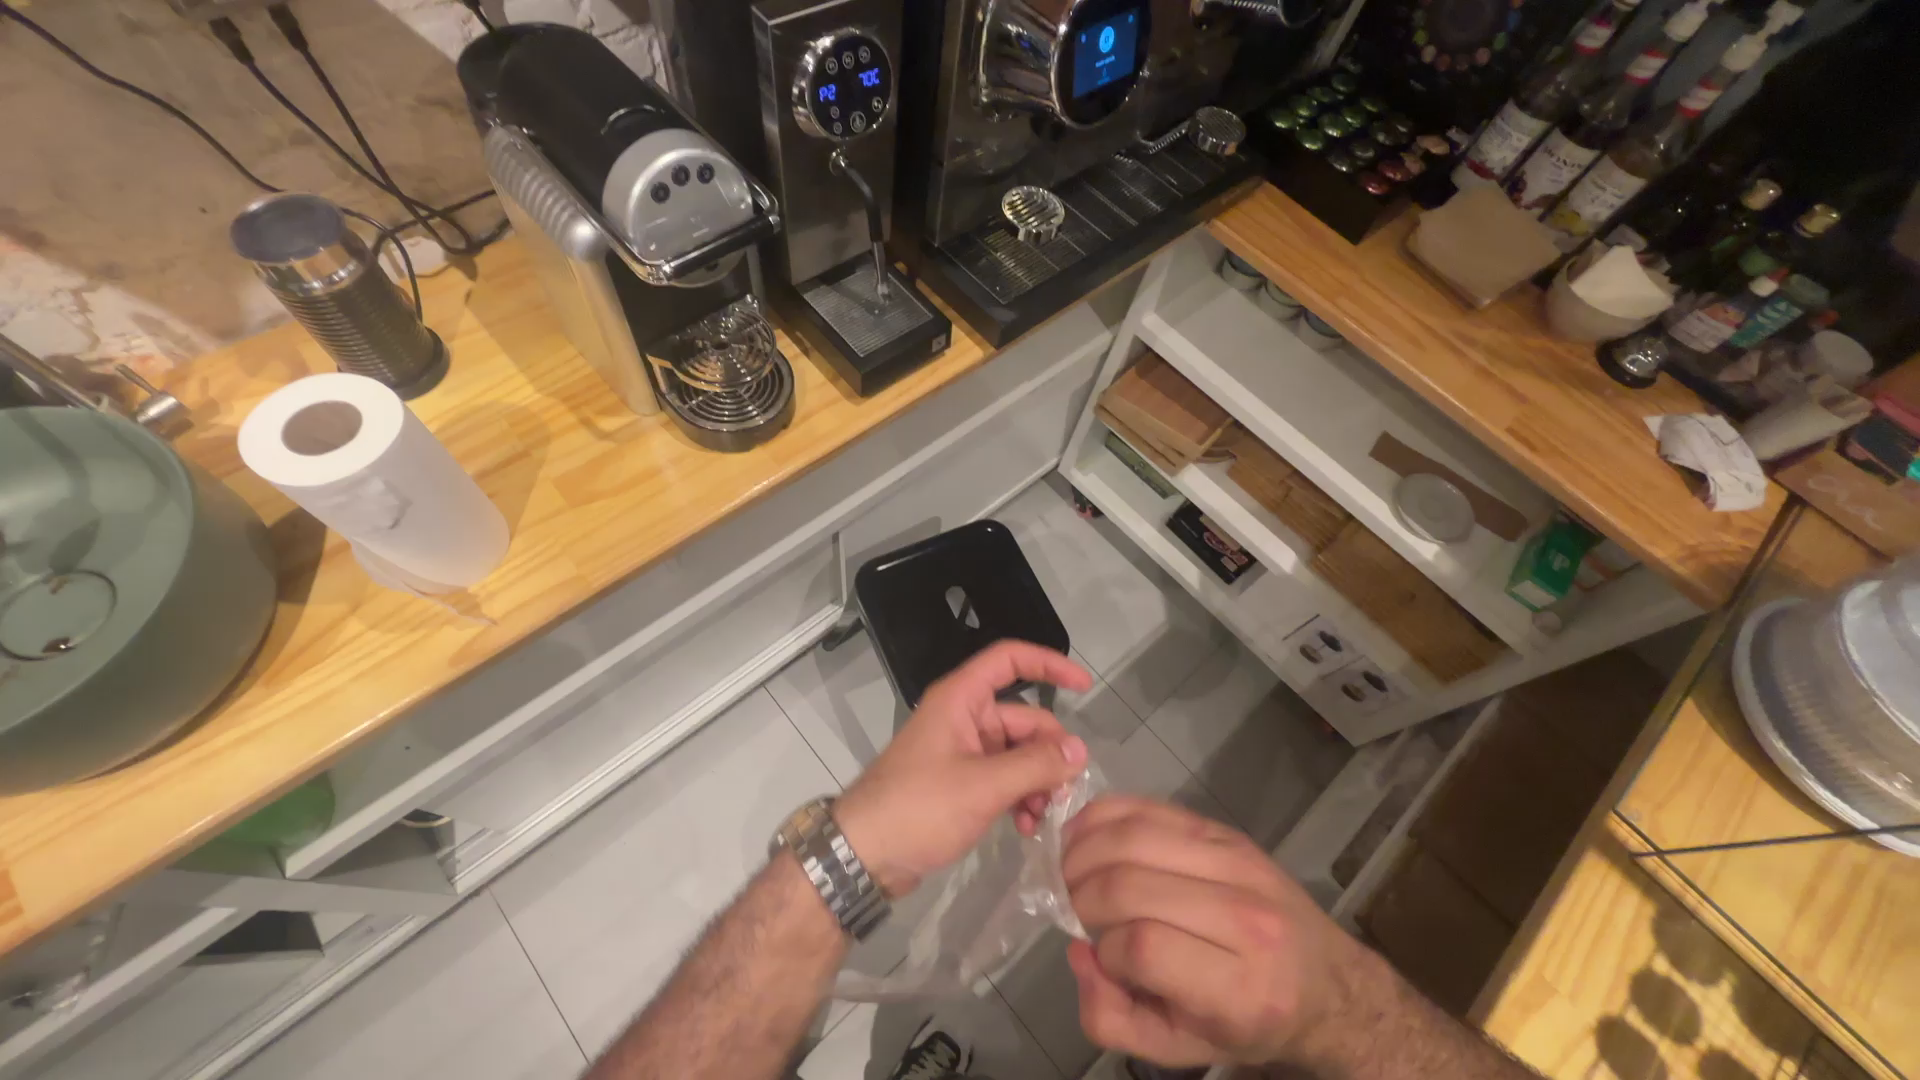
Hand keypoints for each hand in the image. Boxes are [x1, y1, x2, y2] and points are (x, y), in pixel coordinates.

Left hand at [834, 640, 1090, 897]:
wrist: (865, 856)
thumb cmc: (919, 808)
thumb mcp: (983, 786)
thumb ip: (1036, 765)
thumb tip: (1080, 751)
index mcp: (961, 699)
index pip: (1009, 660)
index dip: (1048, 664)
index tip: (1084, 686)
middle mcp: (962, 717)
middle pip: (1023, 717)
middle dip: (1048, 751)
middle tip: (1065, 790)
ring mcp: (961, 751)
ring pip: (1017, 752)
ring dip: (1036, 780)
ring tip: (1043, 817)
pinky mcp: (959, 783)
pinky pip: (1003, 777)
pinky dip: (1019, 797)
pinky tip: (1027, 827)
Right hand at [1060, 796, 1369, 1067]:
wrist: (1326, 983)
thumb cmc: (1248, 1021)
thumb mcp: (1181, 1049)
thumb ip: (1114, 1018)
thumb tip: (1078, 953)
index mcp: (1240, 988)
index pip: (1143, 947)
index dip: (1104, 949)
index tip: (1103, 957)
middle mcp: (1244, 918)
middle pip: (1130, 886)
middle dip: (1082, 897)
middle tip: (1072, 909)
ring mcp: (1237, 862)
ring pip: (1134, 838)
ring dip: (1083, 852)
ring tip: (1069, 873)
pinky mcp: (1225, 831)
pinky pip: (1148, 807)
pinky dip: (1103, 817)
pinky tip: (1083, 838)